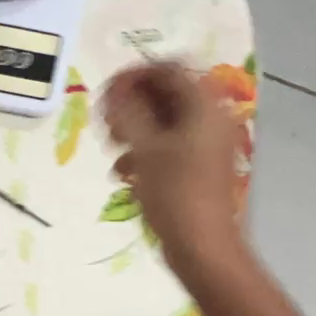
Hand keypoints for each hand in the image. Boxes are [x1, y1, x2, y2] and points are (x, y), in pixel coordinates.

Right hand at [102, 62, 249, 284]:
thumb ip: (127, 114)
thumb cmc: (174, 195)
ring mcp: (205, 143)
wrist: (201, 246)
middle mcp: (209, 118)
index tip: (105, 93)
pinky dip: (144, 150)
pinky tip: (124, 171)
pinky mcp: (198, 167)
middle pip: (166, 93)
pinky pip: (167, 145)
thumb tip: (113, 92)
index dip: (134, 74)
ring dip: (134, 128)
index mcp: (203, 106)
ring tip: (111, 147)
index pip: (168, 68)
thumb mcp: (145, 150)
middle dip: (131, 104)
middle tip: (105, 123)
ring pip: (164, 121)